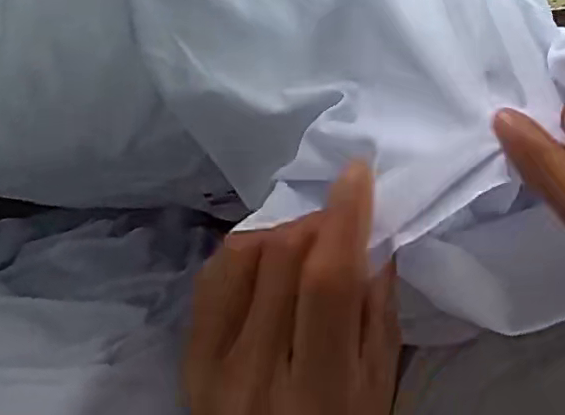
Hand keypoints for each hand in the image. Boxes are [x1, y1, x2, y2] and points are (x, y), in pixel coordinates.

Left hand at [184, 161, 400, 414]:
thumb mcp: (376, 394)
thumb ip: (377, 314)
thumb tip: (371, 235)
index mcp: (316, 395)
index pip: (326, 281)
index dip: (344, 216)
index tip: (356, 171)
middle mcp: (254, 376)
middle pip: (284, 255)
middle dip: (317, 223)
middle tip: (337, 228)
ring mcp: (211, 367)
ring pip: (244, 252)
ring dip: (282, 234)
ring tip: (303, 250)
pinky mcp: (187, 358)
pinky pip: (213, 272)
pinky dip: (245, 250)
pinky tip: (266, 263)